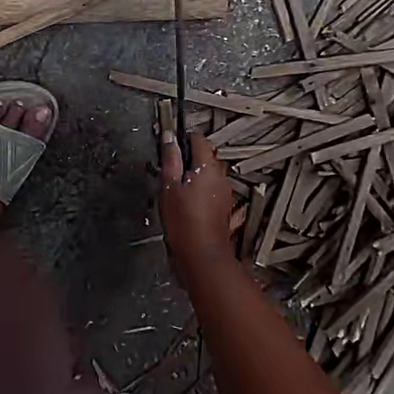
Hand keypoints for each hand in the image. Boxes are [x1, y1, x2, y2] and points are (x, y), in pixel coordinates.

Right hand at [160, 130, 239, 277]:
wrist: (201, 256)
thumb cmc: (183, 222)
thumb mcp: (169, 187)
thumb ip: (170, 159)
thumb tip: (169, 137)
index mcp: (208, 168)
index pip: (199, 140)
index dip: (185, 138)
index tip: (172, 145)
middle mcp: (221, 177)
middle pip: (206, 157)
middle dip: (189, 159)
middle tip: (170, 171)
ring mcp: (225, 193)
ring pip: (210, 174)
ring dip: (196, 176)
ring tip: (177, 190)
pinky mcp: (224, 208)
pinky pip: (212, 191)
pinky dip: (201, 192)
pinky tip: (187, 205)